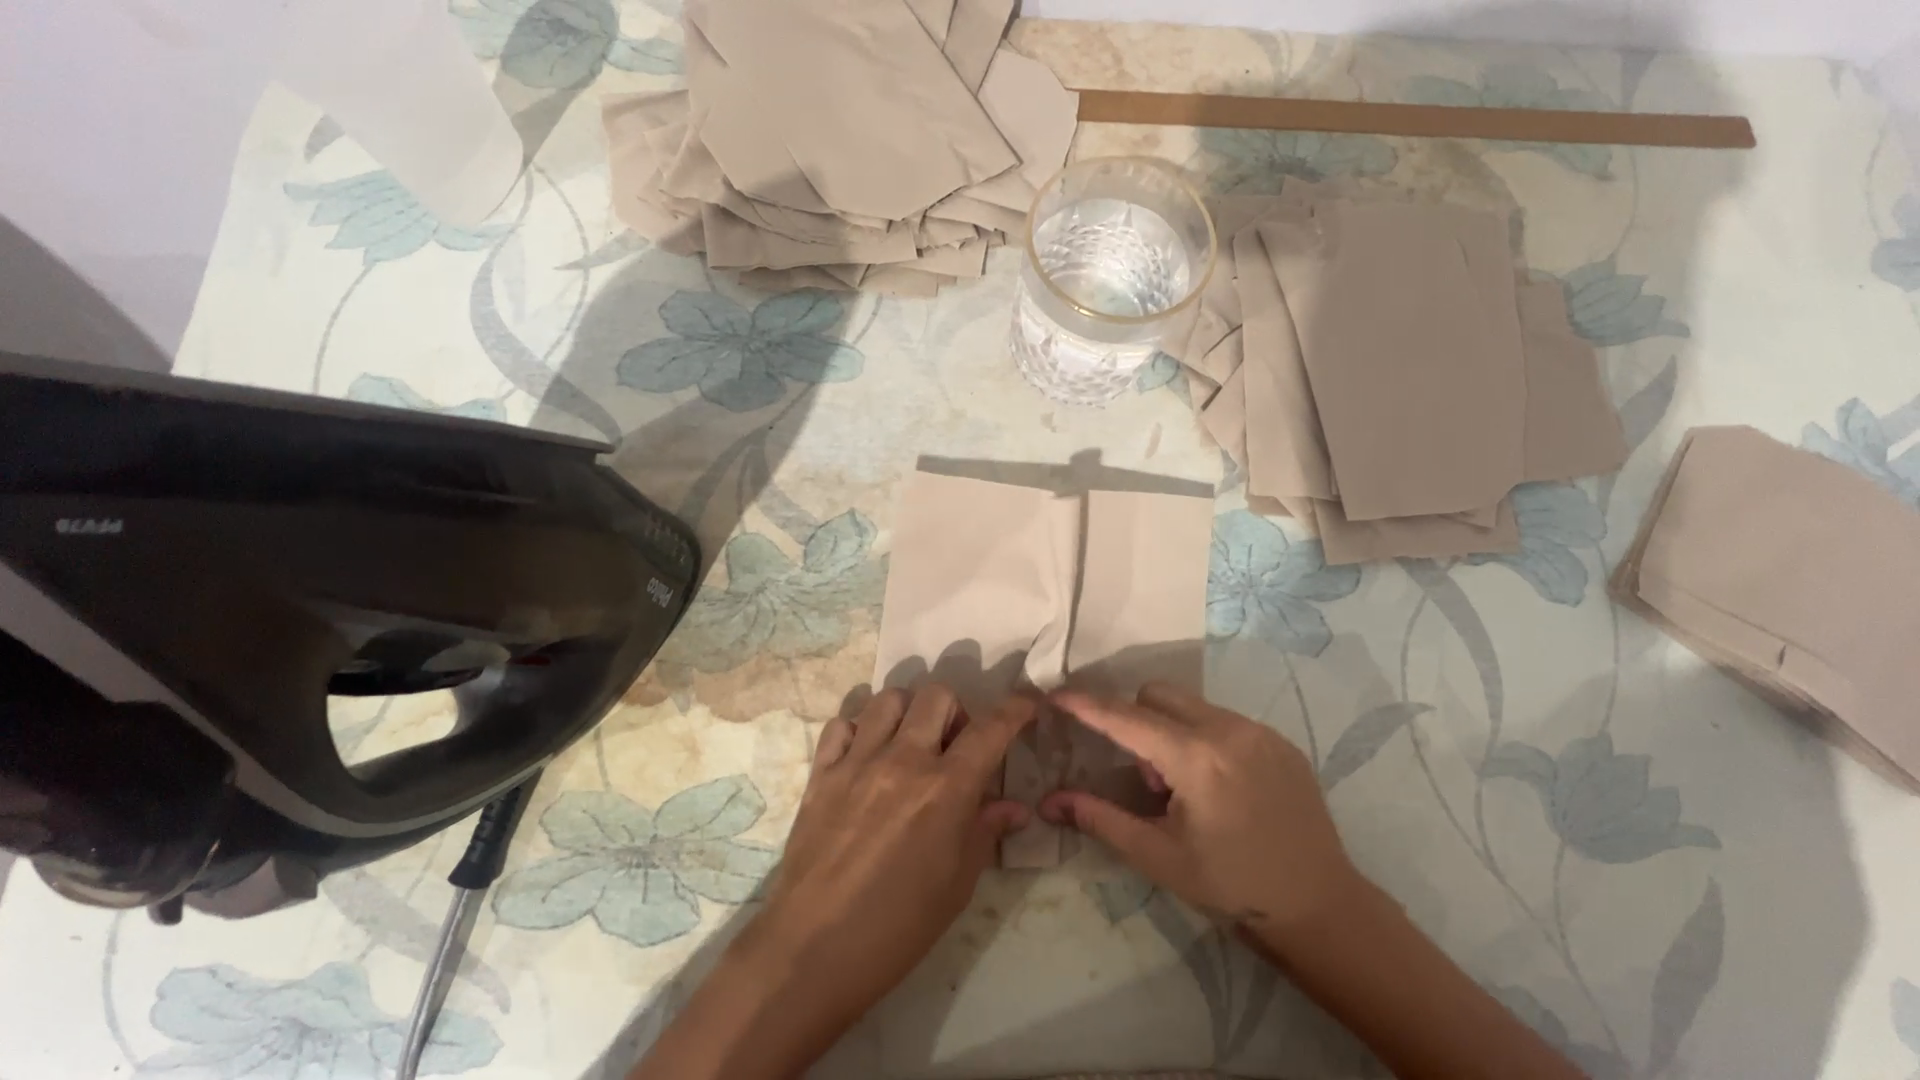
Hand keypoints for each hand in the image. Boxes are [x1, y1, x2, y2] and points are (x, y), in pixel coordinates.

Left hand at [753, 684, 1035, 1020]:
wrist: (814, 949)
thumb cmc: (899, 926)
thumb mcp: (957, 885)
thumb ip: (985, 832)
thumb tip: (1015, 807)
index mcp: (946, 789)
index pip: (991, 729)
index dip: (1016, 708)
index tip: (1029, 703)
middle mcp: (903, 761)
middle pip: (937, 696)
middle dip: (957, 712)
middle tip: (955, 748)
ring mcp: (857, 762)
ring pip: (888, 699)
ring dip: (909, 712)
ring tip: (910, 746)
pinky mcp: (820, 774)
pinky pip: (841, 724)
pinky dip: (860, 728)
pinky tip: (866, 756)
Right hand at [1040, 682, 1363, 941]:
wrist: (1318, 902)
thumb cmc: (1231, 885)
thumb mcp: (1158, 856)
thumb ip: (1101, 819)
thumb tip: (1050, 802)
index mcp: (1197, 759)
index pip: (1127, 718)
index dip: (1087, 705)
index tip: (1055, 693)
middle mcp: (1229, 731)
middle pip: (1158, 695)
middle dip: (1133, 719)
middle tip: (1143, 778)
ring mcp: (1259, 732)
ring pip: (1192, 705)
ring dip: (1170, 730)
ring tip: (1182, 788)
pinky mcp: (1280, 741)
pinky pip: (1224, 720)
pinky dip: (1202, 737)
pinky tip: (1216, 787)